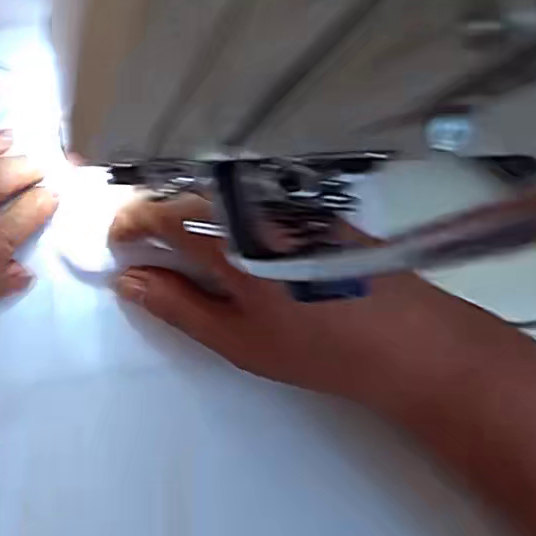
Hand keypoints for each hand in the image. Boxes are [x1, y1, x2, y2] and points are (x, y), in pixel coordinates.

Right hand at [109, 194, 512, 412]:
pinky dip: (216, 206)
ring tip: (183, 246)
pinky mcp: (297, 197)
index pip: (155, 213)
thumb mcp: (238, 339)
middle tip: (147, 250)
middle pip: (177, 192)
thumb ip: (176, 305)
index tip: (120, 247)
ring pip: (208, 188)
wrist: (415, 340)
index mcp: (226, 234)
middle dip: (152, 216)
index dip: (127, 226)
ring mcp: (274, 195)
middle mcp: (246, 201)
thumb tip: (127, 281)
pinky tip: (227, 238)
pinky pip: (237, 190)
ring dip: (183, 209)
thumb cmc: (318, 347)